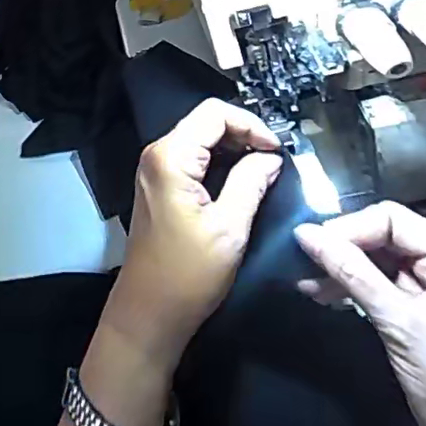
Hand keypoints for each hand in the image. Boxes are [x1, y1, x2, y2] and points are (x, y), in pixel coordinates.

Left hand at [107, 98, 283, 366]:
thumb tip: (270, 158)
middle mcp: (158, 154)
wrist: (149, 311)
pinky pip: (193, 157)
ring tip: (264, 168)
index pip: (214, 113)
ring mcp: (156, 168)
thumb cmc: (187, 274)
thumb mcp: (229, 229)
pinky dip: (219, 161)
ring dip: (233, 148)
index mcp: (171, 156)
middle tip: (274, 159)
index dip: (250, 124)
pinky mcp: (160, 184)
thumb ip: (250, 184)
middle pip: (206, 122)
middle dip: (243, 134)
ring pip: (200, 139)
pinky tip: (242, 179)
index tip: (276, 149)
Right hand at [294, 203, 425, 425]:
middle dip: (344, 250)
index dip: (351, 228)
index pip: (396, 221)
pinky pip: (386, 290)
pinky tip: (325, 295)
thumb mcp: (402, 327)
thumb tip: (305, 233)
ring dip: (344, 272)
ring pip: (382, 265)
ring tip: (308, 282)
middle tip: (304, 259)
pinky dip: (357, 292)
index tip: (312, 242)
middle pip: (387, 240)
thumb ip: (353, 274)